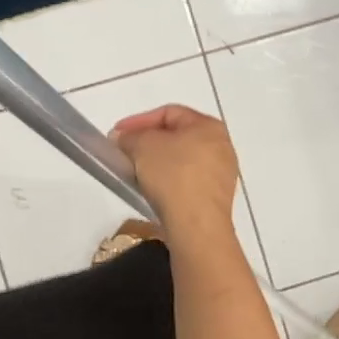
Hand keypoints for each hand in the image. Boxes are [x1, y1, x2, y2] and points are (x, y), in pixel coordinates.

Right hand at [111, 105, 239, 239]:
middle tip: (124, 152)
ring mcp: (222, 174)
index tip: (116, 135)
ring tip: (135, 172)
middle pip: (177, 137)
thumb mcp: (143, 146)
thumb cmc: (173, 175)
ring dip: (157, 163)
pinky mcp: (216, 198)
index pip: (169, 113)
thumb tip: (124, 139)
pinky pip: (187, 182)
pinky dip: (169, 181)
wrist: (196, 224)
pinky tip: (153, 190)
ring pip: (182, 161)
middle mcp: (222, 147)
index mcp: (210, 126)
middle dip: (148, 142)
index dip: (139, 121)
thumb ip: (130, 136)